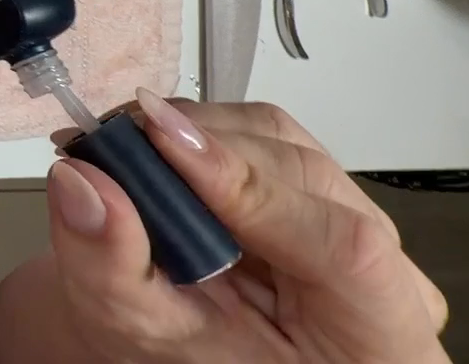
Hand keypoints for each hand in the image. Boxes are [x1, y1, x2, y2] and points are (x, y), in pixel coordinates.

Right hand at [36, 96, 448, 362]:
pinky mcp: (310, 191)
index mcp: (375, 347)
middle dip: (198, 147)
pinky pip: (260, 133)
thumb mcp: (125, 323)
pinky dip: (193, 127)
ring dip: (191, 129)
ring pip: (282, 141)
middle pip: (305, 179)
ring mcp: (353, 228)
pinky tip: (146, 143)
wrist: (163, 345)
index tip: (157, 136)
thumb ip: (106, 258)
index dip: (247, 182)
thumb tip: (80, 177)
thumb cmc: (162, 354)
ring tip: (119, 142)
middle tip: (108, 138)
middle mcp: (388, 284)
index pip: (344, 247)